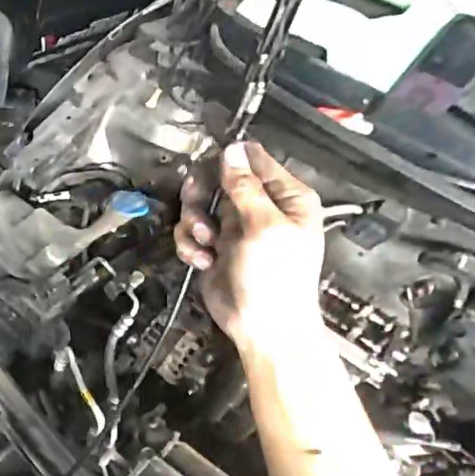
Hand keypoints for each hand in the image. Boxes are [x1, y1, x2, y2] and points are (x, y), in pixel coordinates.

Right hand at [173, 141, 323, 354]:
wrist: (263, 326)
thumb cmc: (276, 276)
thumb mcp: (264, 226)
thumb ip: (245, 187)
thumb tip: (232, 149)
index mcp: (285, 197)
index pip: (254, 160)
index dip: (228, 159)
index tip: (207, 168)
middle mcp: (258, 208)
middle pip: (217, 180)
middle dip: (201, 195)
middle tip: (196, 205)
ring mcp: (233, 228)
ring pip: (198, 206)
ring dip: (194, 223)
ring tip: (205, 242)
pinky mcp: (213, 248)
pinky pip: (190, 233)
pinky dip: (190, 246)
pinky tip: (203, 261)